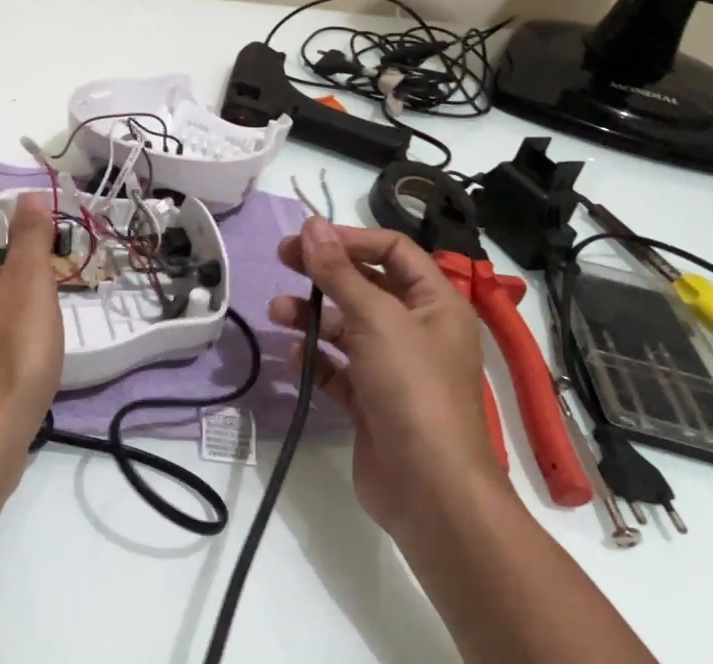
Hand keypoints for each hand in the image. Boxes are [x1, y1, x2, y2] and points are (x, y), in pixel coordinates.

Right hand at [271, 217, 502, 531]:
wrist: (430, 488)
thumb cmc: (412, 388)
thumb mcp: (376, 319)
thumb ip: (339, 272)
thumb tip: (311, 224)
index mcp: (435, 303)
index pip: (394, 251)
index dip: (351, 239)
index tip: (307, 239)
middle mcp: (417, 330)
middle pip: (366, 285)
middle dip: (324, 272)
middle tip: (281, 259)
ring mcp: (394, 368)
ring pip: (347, 327)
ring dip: (312, 316)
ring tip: (276, 313)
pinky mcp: (371, 402)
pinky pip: (338, 369)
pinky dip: (315, 359)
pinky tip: (293, 357)